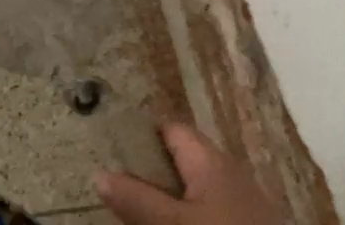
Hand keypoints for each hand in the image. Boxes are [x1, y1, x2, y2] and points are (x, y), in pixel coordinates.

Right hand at [93, 125, 280, 224]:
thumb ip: (138, 200)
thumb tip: (99, 173)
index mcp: (210, 160)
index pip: (170, 129)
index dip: (141, 135)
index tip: (112, 147)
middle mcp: (230, 173)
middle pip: (183, 159)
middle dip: (152, 170)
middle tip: (120, 183)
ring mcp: (245, 204)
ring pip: (197, 189)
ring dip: (171, 197)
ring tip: (140, 210)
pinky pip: (213, 210)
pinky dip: (192, 214)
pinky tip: (174, 224)